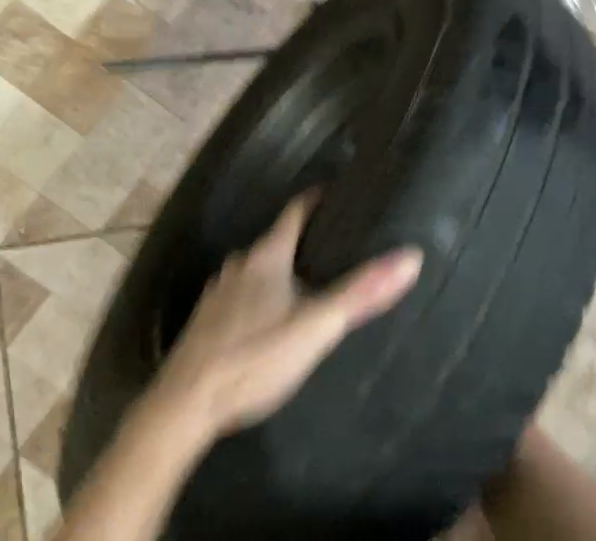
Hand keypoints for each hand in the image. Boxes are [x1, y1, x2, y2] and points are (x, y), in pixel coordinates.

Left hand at [145, 193, 424, 441]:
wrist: (185, 403)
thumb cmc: (254, 358)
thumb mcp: (316, 328)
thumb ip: (360, 294)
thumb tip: (411, 257)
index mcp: (266, 257)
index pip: (296, 211)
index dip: (319, 199)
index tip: (340, 193)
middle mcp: (239, 265)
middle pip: (277, 242)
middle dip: (305, 243)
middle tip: (337, 249)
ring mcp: (218, 293)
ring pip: (258, 271)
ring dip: (282, 272)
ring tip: (309, 284)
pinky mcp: (206, 321)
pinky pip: (241, 296)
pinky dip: (261, 298)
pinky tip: (271, 320)